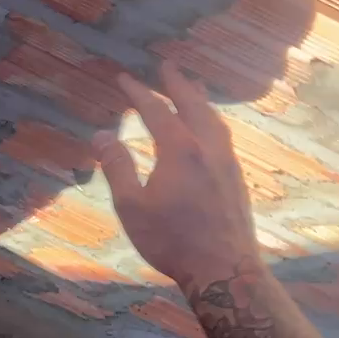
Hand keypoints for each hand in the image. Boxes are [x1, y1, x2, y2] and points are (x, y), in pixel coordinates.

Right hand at [92, 67, 260, 290]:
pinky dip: (210, 121)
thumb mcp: (131, 205)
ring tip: (192, 90)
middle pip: (195, 107)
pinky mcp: (236, 181)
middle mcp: (209, 150)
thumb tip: (102, 135)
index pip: (157, 112)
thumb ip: (117, 166)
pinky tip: (207, 131)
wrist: (224, 271)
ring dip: (200, 101)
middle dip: (179, 85)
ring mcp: (227, 165)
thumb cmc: (171, 239)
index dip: (139, 93)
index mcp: (180, 151)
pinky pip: (223, 137)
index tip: (124, 78)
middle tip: (167, 66)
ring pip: (215, 122)